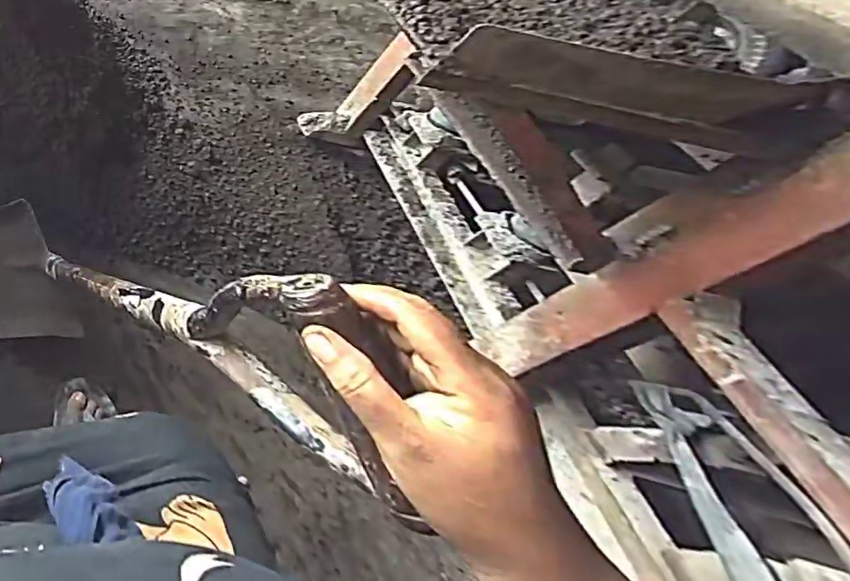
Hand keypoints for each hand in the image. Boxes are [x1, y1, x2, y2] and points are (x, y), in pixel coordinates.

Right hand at [302, 286, 623, 580]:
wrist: (528, 558)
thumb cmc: (477, 510)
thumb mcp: (401, 442)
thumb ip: (358, 384)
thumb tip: (321, 340)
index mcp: (473, 379)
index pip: (415, 312)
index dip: (371, 296)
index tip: (337, 294)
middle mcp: (487, 377)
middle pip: (421, 322)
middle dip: (375, 313)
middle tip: (335, 319)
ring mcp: (490, 390)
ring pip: (427, 343)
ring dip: (388, 338)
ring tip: (352, 348)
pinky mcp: (485, 403)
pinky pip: (436, 364)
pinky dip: (404, 360)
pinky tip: (386, 378)